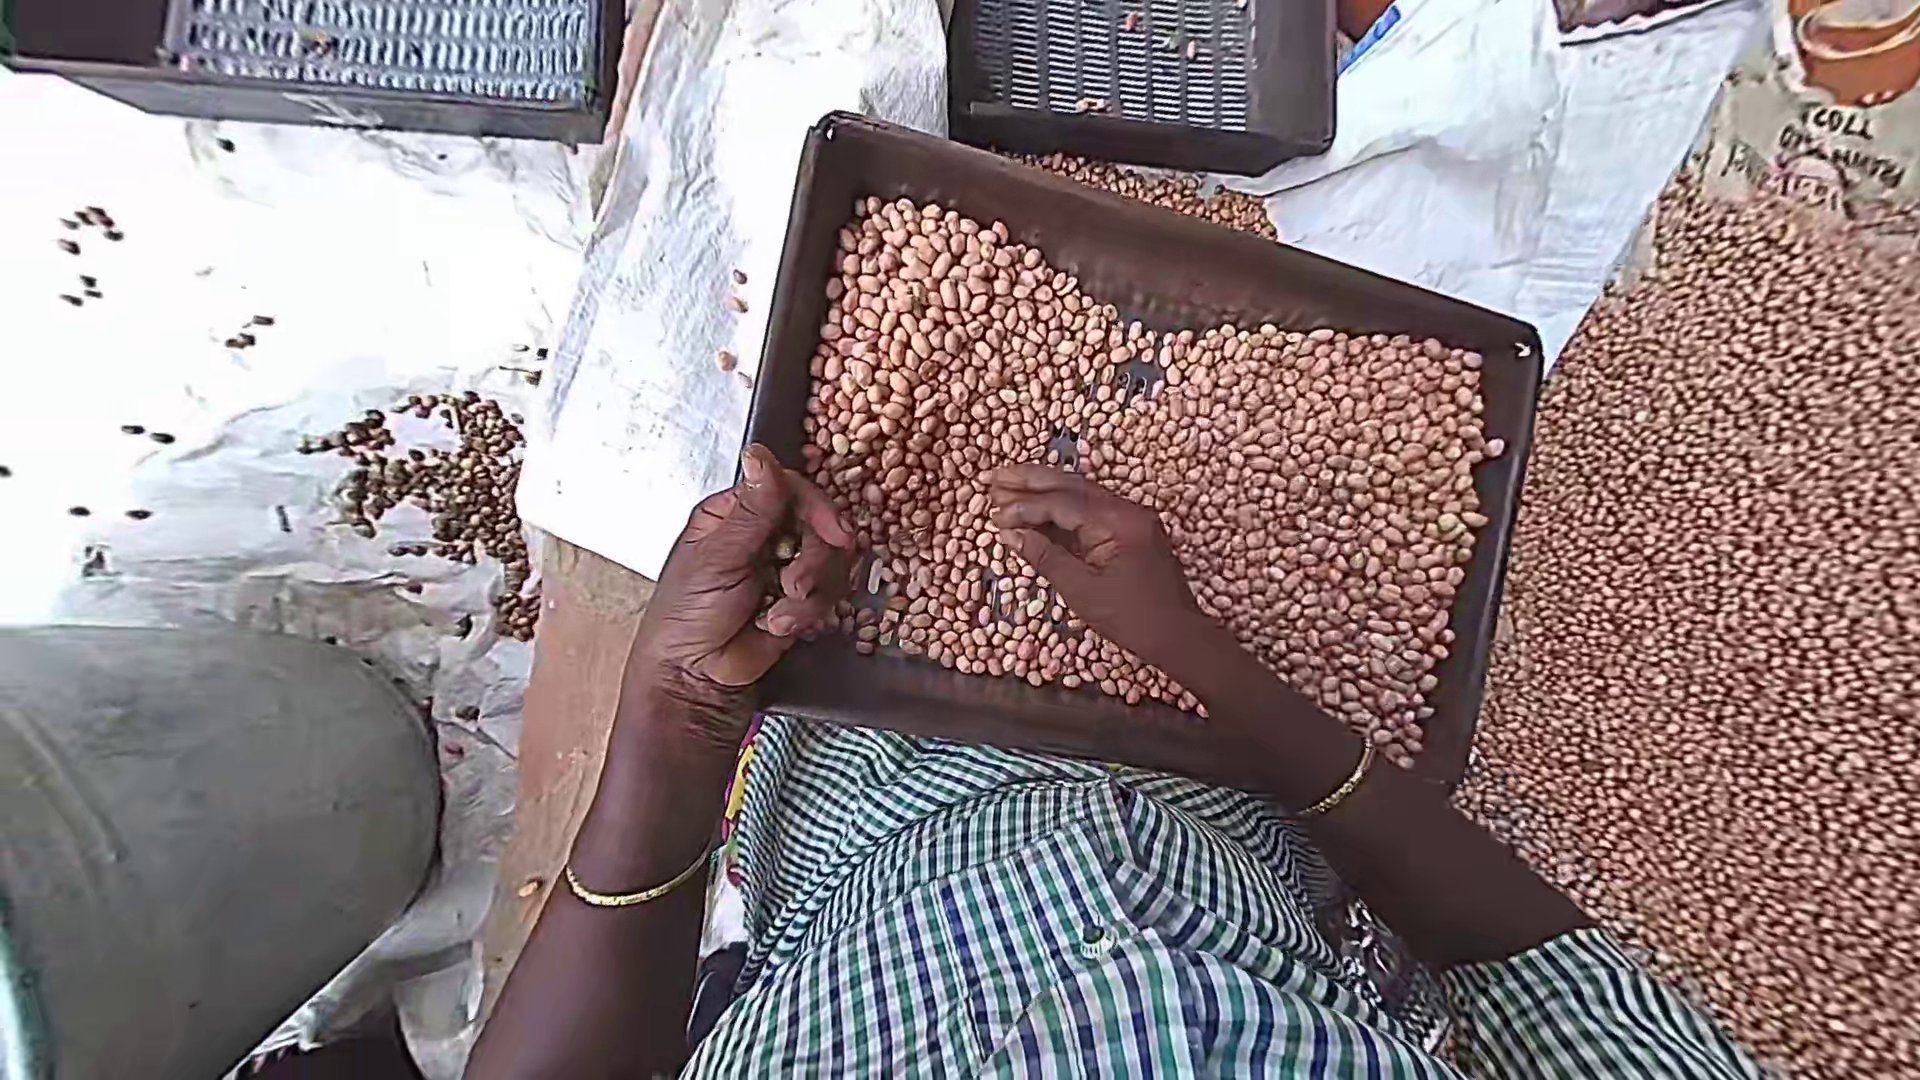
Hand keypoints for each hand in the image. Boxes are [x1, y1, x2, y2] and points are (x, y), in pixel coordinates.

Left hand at [627, 443, 854, 746]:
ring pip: (831, 560)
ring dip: (811, 592)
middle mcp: (766, 534)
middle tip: (796, 585)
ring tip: (780, 613)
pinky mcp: (802, 598)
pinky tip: (779, 625)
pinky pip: (830, 592)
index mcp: (738, 514)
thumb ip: (753, 509)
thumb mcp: (719, 557)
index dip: (818, 508)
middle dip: (814, 559)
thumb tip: (760, 453)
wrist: (697, 679)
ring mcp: (787, 566)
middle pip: (820, 525)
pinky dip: (809, 612)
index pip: (791, 491)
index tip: (835, 531)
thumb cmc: (689, 615)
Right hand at [988, 465, 1212, 666]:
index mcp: (1117, 522)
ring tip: (1009, 486)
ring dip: (1044, 490)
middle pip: (1072, 486)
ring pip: (1080, 494)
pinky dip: (1061, 509)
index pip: (1062, 504)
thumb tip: (1010, 534)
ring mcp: (1131, 517)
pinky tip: (1037, 509)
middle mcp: (1127, 510)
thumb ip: (1045, 557)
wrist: (1179, 634)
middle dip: (1031, 481)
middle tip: (995, 478)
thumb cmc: (1131, 619)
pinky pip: (1090, 510)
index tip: (996, 514)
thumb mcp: (1081, 591)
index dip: (1025, 507)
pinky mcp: (1130, 528)